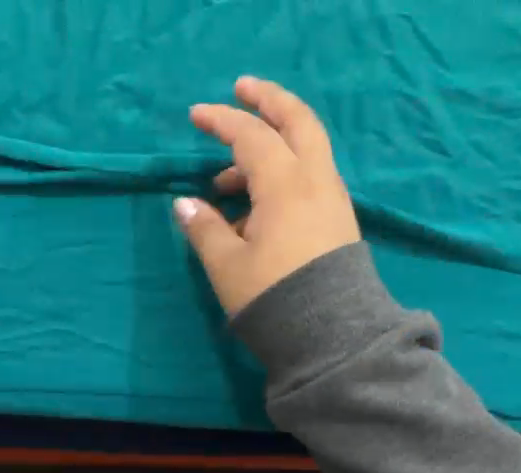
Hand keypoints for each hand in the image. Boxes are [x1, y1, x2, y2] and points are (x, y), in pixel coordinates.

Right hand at [175, 76, 361, 316]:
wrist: (328, 334)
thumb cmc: (270, 296)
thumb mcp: (226, 266)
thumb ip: (204, 229)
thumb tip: (185, 204)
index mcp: (284, 184)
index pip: (251, 136)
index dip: (221, 121)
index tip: (195, 116)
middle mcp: (314, 180)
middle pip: (296, 122)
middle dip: (268, 102)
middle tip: (243, 91)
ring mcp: (330, 198)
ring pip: (305, 151)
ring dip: (270, 148)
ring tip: (226, 180)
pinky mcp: (336, 220)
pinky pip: (308, 178)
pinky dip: (281, 173)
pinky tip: (255, 205)